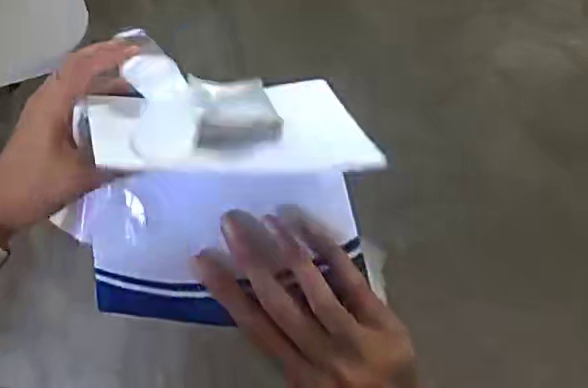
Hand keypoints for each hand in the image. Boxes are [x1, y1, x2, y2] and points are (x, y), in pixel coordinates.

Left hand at [0, 40, 138, 242]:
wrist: (0, 202)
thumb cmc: (37, 184)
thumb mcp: (80, 176)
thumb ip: (113, 162)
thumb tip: (146, 152)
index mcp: (53, 101)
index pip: (83, 67)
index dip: (110, 55)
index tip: (136, 50)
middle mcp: (46, 95)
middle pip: (76, 63)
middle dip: (105, 54)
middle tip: (134, 52)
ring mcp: (43, 105)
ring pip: (73, 77)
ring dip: (98, 71)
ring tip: (129, 76)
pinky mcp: (43, 118)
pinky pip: (70, 91)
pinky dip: (90, 87)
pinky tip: (108, 102)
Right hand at [195, 211, 418, 387]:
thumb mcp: (310, 380)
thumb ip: (285, 342)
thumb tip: (247, 282)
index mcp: (302, 380)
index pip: (255, 328)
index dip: (226, 290)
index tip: (200, 257)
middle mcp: (326, 362)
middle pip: (278, 303)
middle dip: (250, 257)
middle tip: (228, 221)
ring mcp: (360, 343)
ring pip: (313, 285)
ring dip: (285, 244)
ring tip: (266, 216)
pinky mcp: (387, 325)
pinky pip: (350, 276)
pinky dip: (324, 245)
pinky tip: (302, 222)